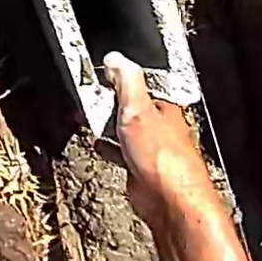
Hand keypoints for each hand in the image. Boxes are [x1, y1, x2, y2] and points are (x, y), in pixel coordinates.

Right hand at [105, 52, 223, 232]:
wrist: (169, 201)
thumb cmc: (164, 158)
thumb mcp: (139, 109)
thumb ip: (127, 82)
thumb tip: (116, 59)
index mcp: (164, 107)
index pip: (139, 85)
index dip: (118, 80)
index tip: (100, 76)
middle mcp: (159, 127)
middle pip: (131, 107)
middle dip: (111, 103)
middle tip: (92, 97)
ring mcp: (150, 149)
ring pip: (124, 130)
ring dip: (108, 125)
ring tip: (91, 117)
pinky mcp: (140, 169)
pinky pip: (120, 152)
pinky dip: (108, 147)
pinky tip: (100, 146)